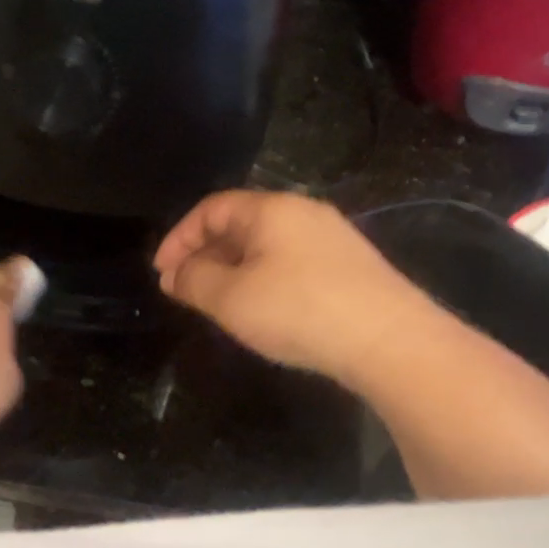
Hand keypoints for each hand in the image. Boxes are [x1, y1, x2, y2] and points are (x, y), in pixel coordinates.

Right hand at [154, 190, 429, 378]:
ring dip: (233, 270)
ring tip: (217, 304)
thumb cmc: (298, 310)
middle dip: (205, 254)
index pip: (211, 208)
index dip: (179, 238)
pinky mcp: (349, 267)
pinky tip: (261, 311)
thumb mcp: (231, 298)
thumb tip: (174, 275)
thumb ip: (194, 281)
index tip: (161, 273)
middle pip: (240, 224)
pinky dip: (262, 279)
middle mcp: (303, 213)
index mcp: (271, 209)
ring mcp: (331, 239)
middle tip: (184, 290)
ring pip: (266, 246)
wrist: (387, 339)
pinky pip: (290, 263)